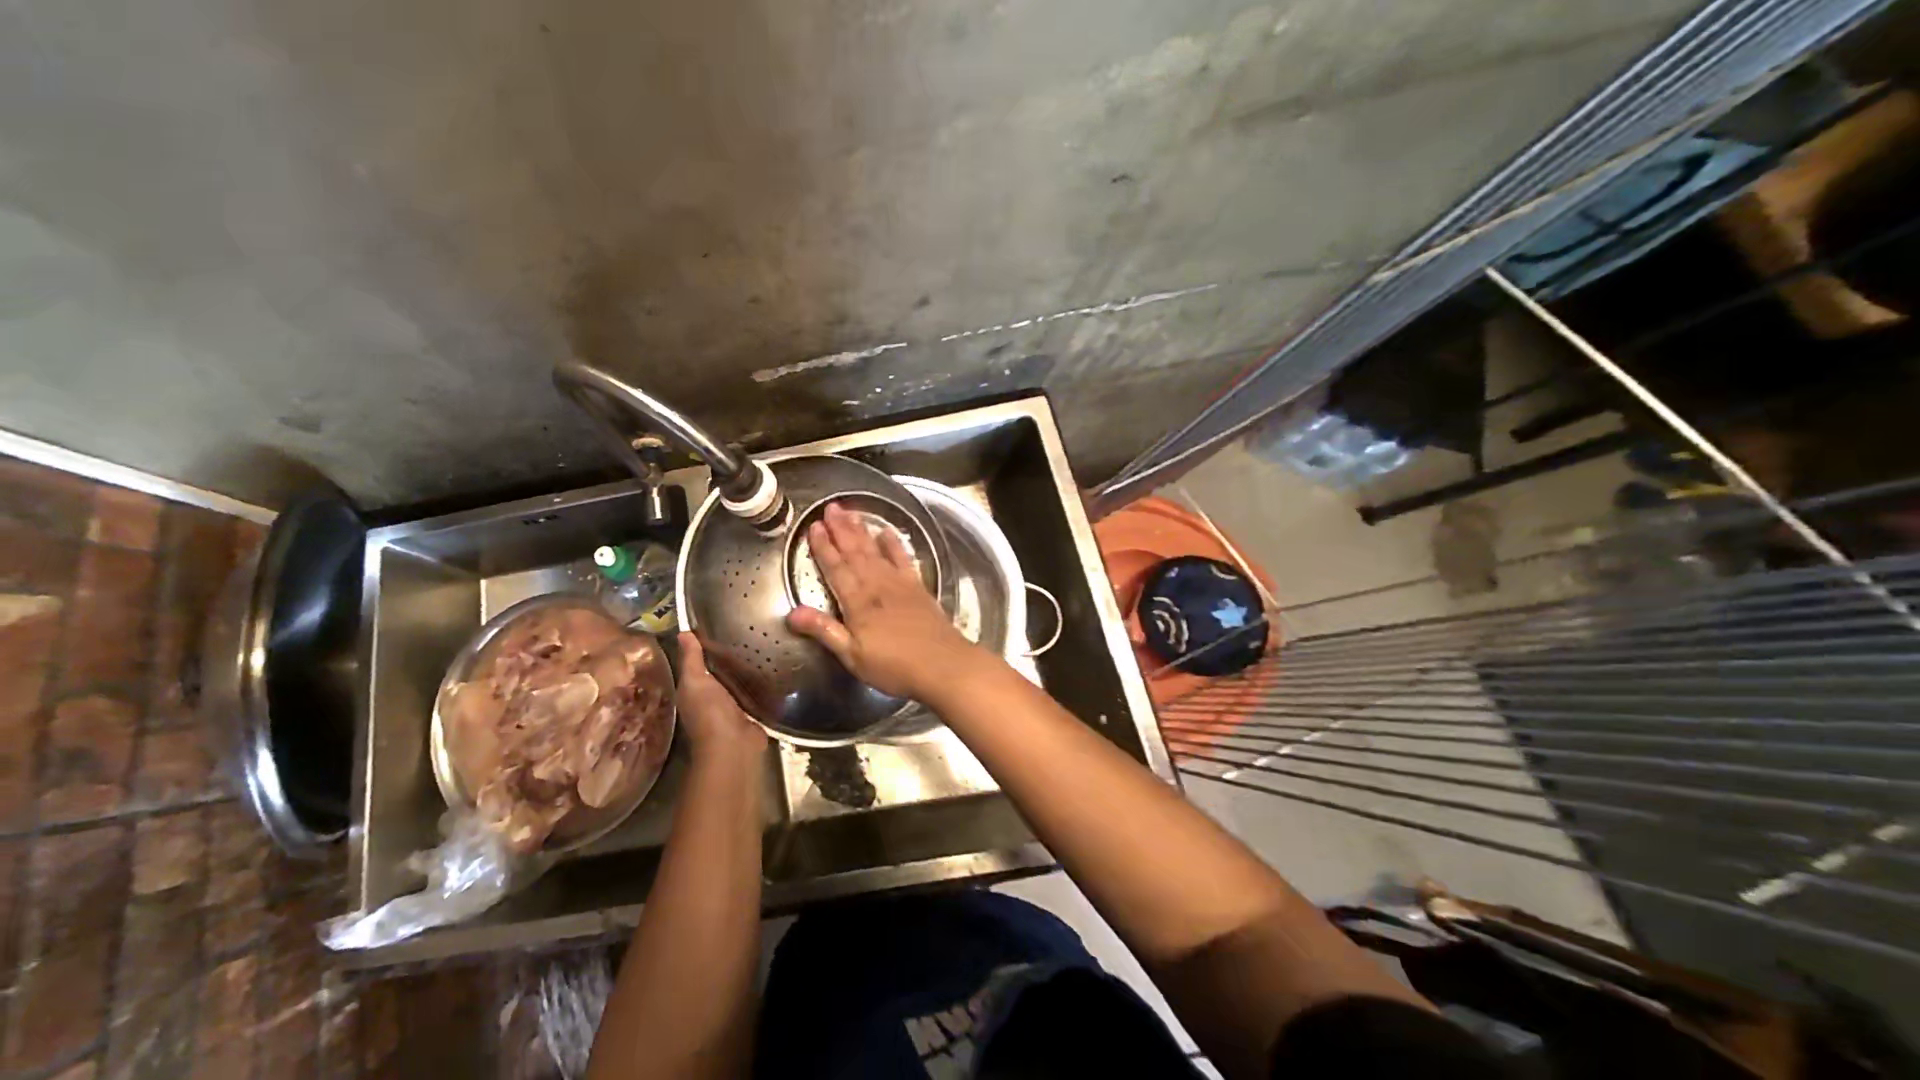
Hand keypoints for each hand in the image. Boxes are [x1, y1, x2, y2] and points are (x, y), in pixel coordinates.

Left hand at [676, 633, 766, 760]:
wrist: (735, 745)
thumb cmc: (710, 712)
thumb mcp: (696, 681)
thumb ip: (691, 659)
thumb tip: (683, 632)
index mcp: (693, 689)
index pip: (697, 662)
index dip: (705, 645)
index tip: (721, 622)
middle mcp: (711, 697)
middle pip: (719, 670)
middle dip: (730, 654)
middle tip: (748, 628)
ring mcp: (732, 705)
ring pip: (738, 679)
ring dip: (747, 667)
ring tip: (764, 641)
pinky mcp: (752, 710)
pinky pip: (755, 690)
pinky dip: (761, 681)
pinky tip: (773, 665)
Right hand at [786, 501, 982, 699]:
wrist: (943, 664)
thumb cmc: (895, 666)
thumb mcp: (853, 656)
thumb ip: (825, 631)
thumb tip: (792, 613)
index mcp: (858, 602)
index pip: (836, 569)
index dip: (823, 548)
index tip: (814, 527)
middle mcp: (877, 586)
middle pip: (855, 552)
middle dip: (841, 530)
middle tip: (831, 507)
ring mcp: (899, 584)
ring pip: (875, 550)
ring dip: (862, 531)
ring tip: (851, 512)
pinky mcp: (918, 588)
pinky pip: (902, 559)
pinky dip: (894, 544)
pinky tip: (887, 532)